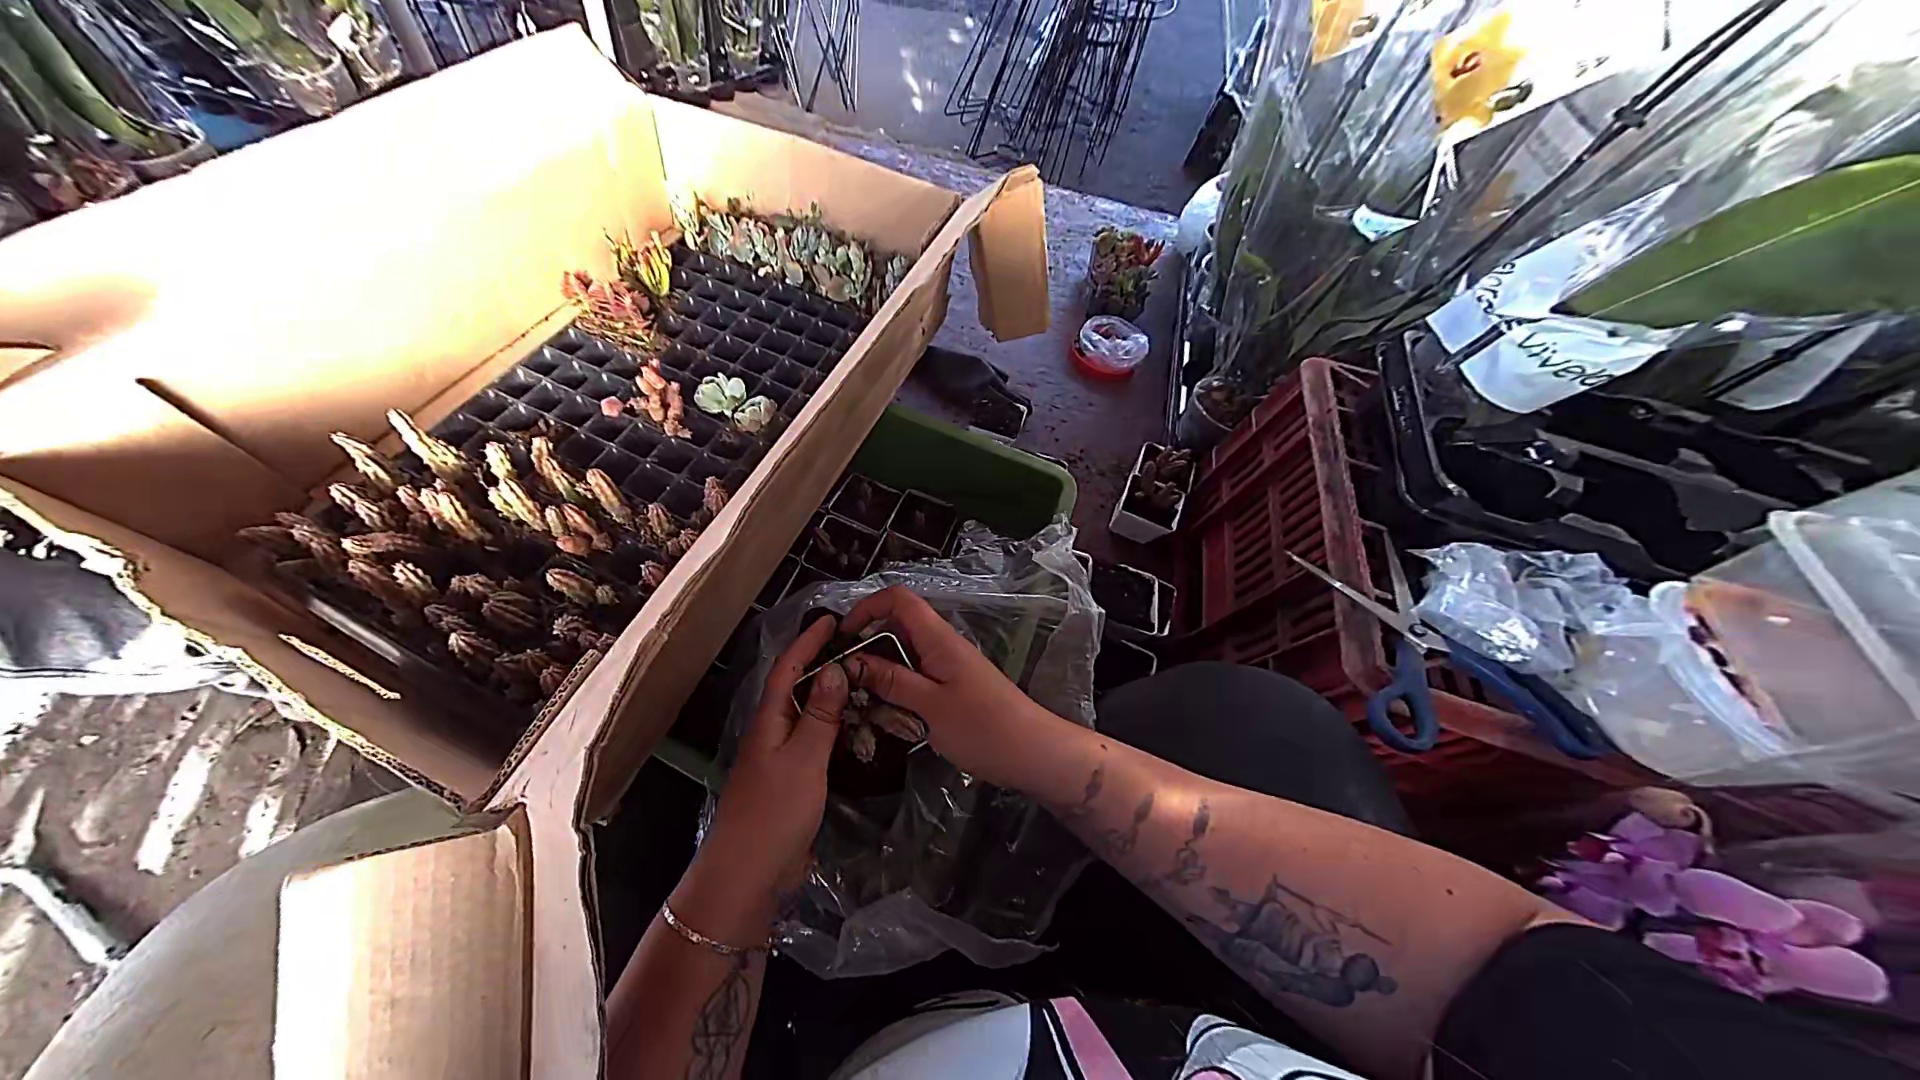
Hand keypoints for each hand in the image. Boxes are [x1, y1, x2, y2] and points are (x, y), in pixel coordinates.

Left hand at [676, 615, 846, 945]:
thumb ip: (821, 715)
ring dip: (832, 695)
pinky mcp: (791, 780)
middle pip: (798, 687)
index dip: (809, 642)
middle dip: (823, 663)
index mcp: (770, 719)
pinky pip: (815, 741)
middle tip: (859, 649)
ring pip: (808, 714)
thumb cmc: (774, 811)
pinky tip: (854, 729)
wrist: (747, 874)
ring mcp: (780, 757)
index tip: (832, 621)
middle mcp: (773, 732)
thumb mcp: (803, 758)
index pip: (789, 668)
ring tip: (864, 681)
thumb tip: (834, 669)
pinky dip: (834, 727)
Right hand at [840, 585, 1062, 786]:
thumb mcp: (930, 706)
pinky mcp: (952, 688)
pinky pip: (915, 678)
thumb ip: (891, 682)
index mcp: (938, 639)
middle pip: (896, 627)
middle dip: (866, 647)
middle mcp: (942, 645)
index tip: (843, 638)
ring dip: (879, 674)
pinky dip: (896, 690)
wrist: (1034, 753)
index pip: (898, 599)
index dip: (867, 608)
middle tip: (842, 679)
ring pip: (903, 656)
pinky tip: (884, 715)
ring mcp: (948, 667)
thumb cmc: (984, 728)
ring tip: (857, 702)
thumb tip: (850, 661)